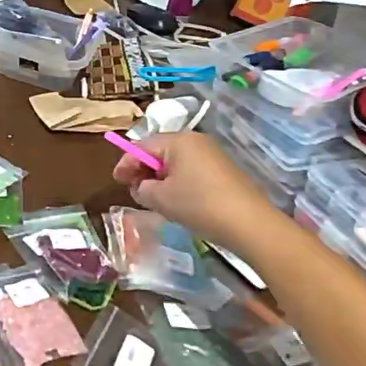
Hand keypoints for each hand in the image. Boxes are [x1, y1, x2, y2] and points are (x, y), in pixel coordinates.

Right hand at [113, 132, 286, 249]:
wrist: (250, 224)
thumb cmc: (199, 205)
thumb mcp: (161, 199)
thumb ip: (142, 188)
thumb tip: (141, 187)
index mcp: (178, 140)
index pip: (142, 145)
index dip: (126, 163)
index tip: (116, 180)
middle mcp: (196, 140)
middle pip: (160, 151)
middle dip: (144, 170)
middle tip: (134, 190)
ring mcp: (213, 154)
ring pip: (177, 162)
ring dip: (162, 178)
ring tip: (155, 199)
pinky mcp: (225, 171)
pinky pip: (192, 171)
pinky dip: (180, 182)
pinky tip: (179, 202)